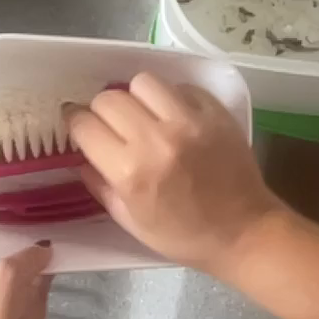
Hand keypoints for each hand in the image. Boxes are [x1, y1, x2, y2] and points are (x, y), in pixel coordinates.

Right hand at [66, 72, 287, 272]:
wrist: (244, 233)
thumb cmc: (183, 236)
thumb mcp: (130, 221)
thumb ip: (100, 185)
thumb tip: (82, 157)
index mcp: (130, 172)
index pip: (84, 125)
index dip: (75, 123)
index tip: (78, 125)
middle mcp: (156, 140)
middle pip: (108, 99)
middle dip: (100, 110)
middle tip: (109, 124)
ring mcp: (189, 122)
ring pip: (142, 82)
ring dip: (134, 96)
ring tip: (141, 114)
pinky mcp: (214, 113)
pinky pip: (179, 87)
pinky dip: (169, 97)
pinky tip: (172, 116)